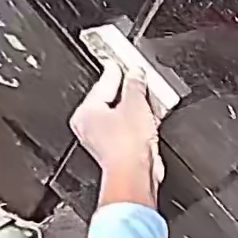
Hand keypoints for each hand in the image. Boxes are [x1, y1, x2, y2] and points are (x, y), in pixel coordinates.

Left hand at [70, 61, 164, 207]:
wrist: (136, 174)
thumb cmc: (125, 145)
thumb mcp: (135, 103)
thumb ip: (135, 84)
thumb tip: (135, 73)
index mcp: (85, 113)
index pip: (101, 85)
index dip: (115, 72)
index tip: (121, 63)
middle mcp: (90, 128)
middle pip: (110, 101)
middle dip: (127, 91)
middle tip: (138, 78)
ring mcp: (105, 141)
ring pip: (122, 116)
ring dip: (137, 107)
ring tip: (149, 97)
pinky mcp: (121, 150)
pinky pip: (131, 130)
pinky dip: (141, 122)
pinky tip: (152, 117)